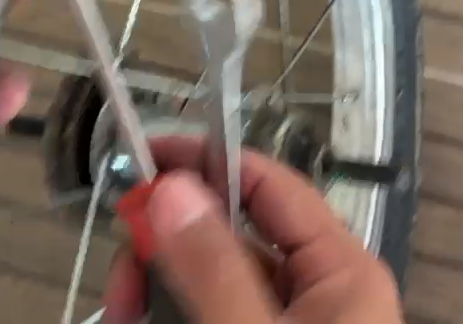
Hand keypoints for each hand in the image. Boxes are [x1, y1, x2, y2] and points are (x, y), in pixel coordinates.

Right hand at [104, 138, 404, 323]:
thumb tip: (170, 185)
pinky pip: (211, 314)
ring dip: (160, 286)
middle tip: (121, 272)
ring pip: (212, 279)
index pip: (268, 182)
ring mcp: (290, 322)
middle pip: (231, 234)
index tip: (144, 155)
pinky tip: (137, 317)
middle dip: (169, 244)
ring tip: (121, 308)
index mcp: (342, 270)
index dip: (207, 161)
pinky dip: (171, 311)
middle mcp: (320, 290)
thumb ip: (215, 268)